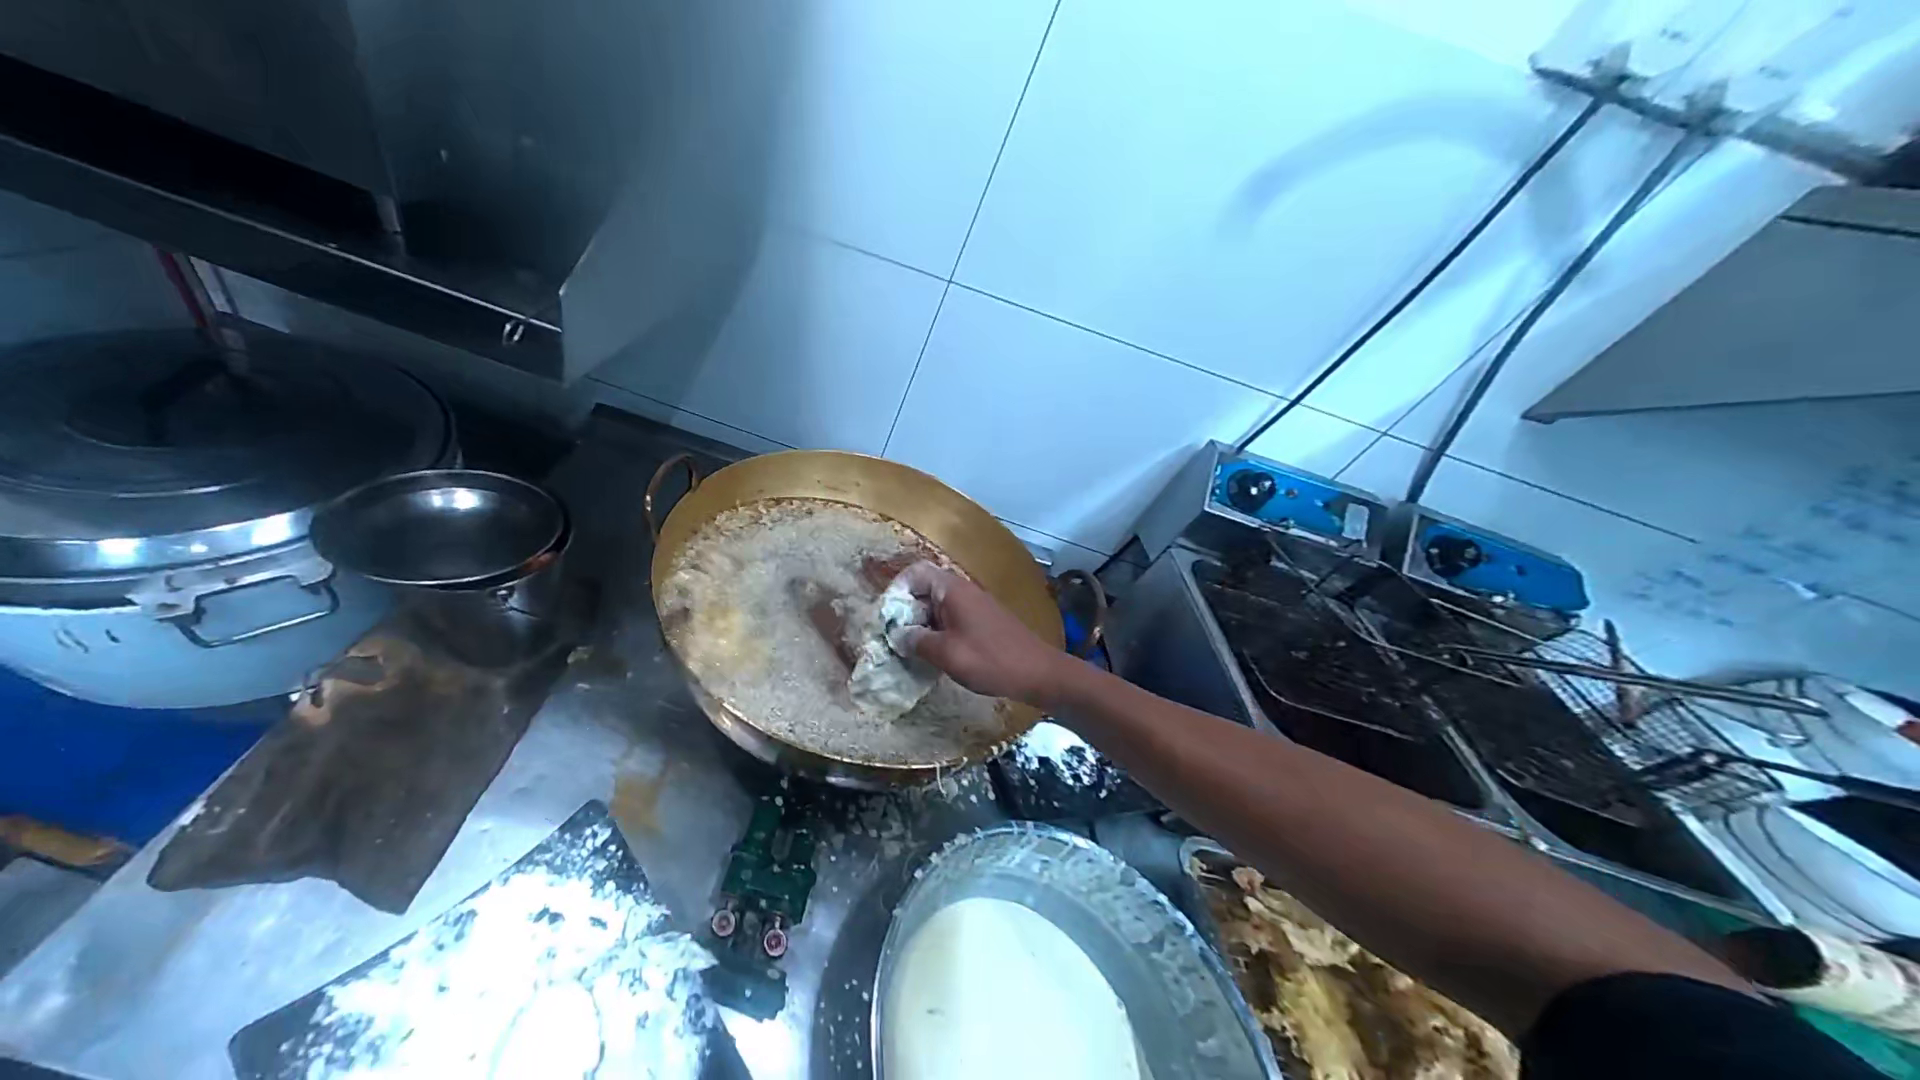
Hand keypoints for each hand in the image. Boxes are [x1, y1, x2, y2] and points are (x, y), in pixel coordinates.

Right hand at [887, 561, 1067, 706]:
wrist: (1040, 673)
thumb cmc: (991, 660)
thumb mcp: (947, 654)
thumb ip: (917, 641)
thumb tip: (897, 635)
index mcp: (952, 589)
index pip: (914, 573)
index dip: (895, 592)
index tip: (886, 619)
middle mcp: (963, 590)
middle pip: (923, 589)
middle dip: (905, 611)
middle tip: (894, 638)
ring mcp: (975, 605)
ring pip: (936, 606)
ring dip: (921, 624)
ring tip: (911, 650)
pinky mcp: (982, 621)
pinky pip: (951, 618)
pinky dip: (938, 631)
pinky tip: (935, 654)